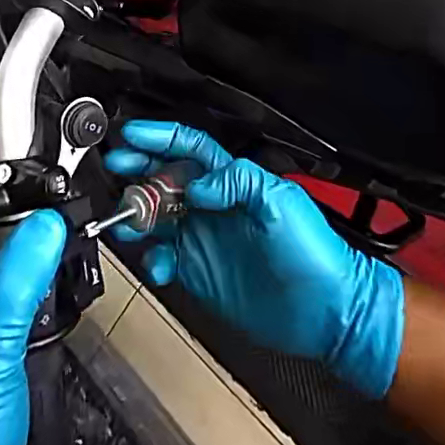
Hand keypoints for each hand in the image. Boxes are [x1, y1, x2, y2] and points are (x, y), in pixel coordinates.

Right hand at [104, 120, 404, 399]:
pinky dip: (153, 259)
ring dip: (136, 214)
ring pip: (156, 216)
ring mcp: (203, 236)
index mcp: (232, 181)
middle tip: (117, 167)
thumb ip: (237, 181)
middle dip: (137, 168)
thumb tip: (197, 184)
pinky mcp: (198, 270)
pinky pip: (163, 257)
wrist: (327, 310)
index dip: (160, 137)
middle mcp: (213, 204)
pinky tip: (159, 264)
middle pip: (164, 177)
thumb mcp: (281, 201)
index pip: (190, 147)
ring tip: (127, 219)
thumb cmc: (315, 253)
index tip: (132, 134)